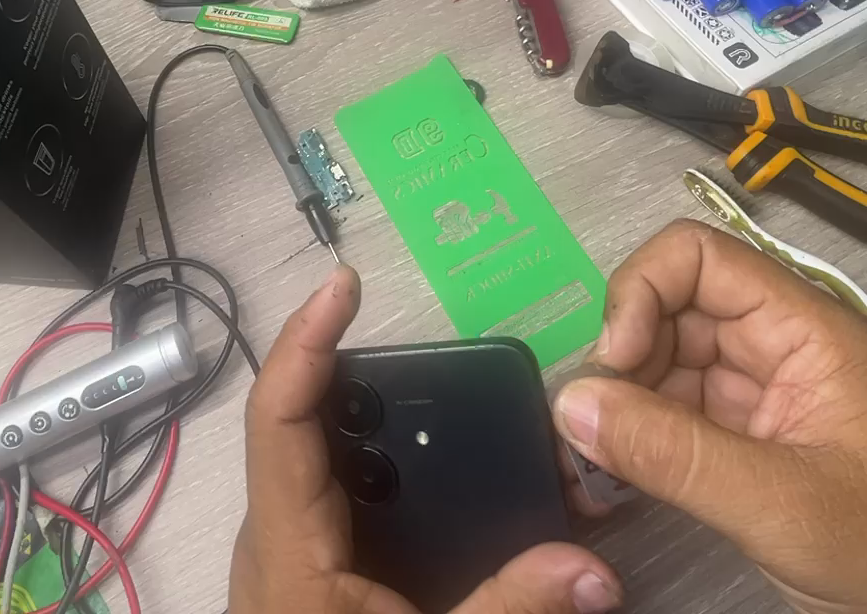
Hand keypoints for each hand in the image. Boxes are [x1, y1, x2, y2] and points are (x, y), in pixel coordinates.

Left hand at [230, 265, 623, 613]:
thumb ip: (509, 609)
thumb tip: (593, 564)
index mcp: (286, 545)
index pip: (277, 415)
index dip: (303, 340)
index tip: (342, 285)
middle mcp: (273, 529)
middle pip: (297, 417)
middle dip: (350, 365)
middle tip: (417, 344)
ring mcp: (285, 543)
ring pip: (316, 448)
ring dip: (364, 408)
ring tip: (429, 394)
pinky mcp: (304, 559)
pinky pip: (332, 481)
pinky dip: (371, 452)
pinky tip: (419, 461)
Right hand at [552, 220, 866, 613]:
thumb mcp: (790, 508)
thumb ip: (673, 455)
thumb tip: (568, 404)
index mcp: (800, 328)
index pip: (695, 257)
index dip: (641, 292)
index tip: (616, 363)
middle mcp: (773, 344)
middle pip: (669, 310)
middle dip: (622, 360)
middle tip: (591, 427)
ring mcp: (761, 391)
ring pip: (664, 363)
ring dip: (623, 402)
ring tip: (593, 460)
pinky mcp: (751, 436)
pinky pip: (676, 412)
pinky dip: (640, 436)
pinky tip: (617, 473)